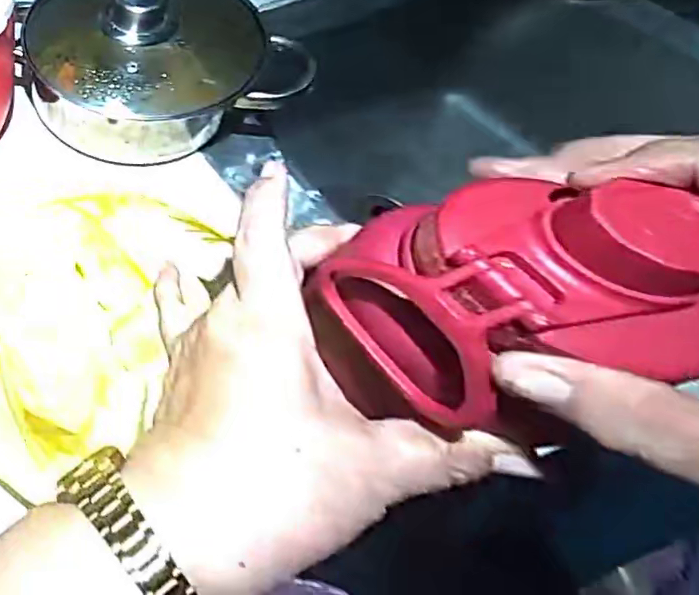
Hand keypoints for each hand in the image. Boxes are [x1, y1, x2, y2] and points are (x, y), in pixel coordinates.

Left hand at [121, 163, 514, 594]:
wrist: (182, 528)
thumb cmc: (276, 482)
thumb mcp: (369, 469)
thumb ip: (443, 453)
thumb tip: (523, 454)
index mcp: (264, 316)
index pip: (263, 236)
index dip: (270, 198)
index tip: (277, 170)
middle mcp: (221, 313)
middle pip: (255, 256)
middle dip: (296, 243)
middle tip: (345, 251)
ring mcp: (192, 338)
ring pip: (223, 282)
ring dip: (254, 269)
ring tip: (286, 270)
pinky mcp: (177, 366)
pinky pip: (179, 312)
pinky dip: (182, 289)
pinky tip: (175, 272)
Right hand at [475, 136, 698, 594]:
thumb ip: (657, 429)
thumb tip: (514, 369)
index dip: (688, 160)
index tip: (587, 182)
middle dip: (630, 159)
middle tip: (537, 175)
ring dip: (623, 178)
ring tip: (542, 187)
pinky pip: (695, 229)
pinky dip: (631, 215)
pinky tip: (583, 229)